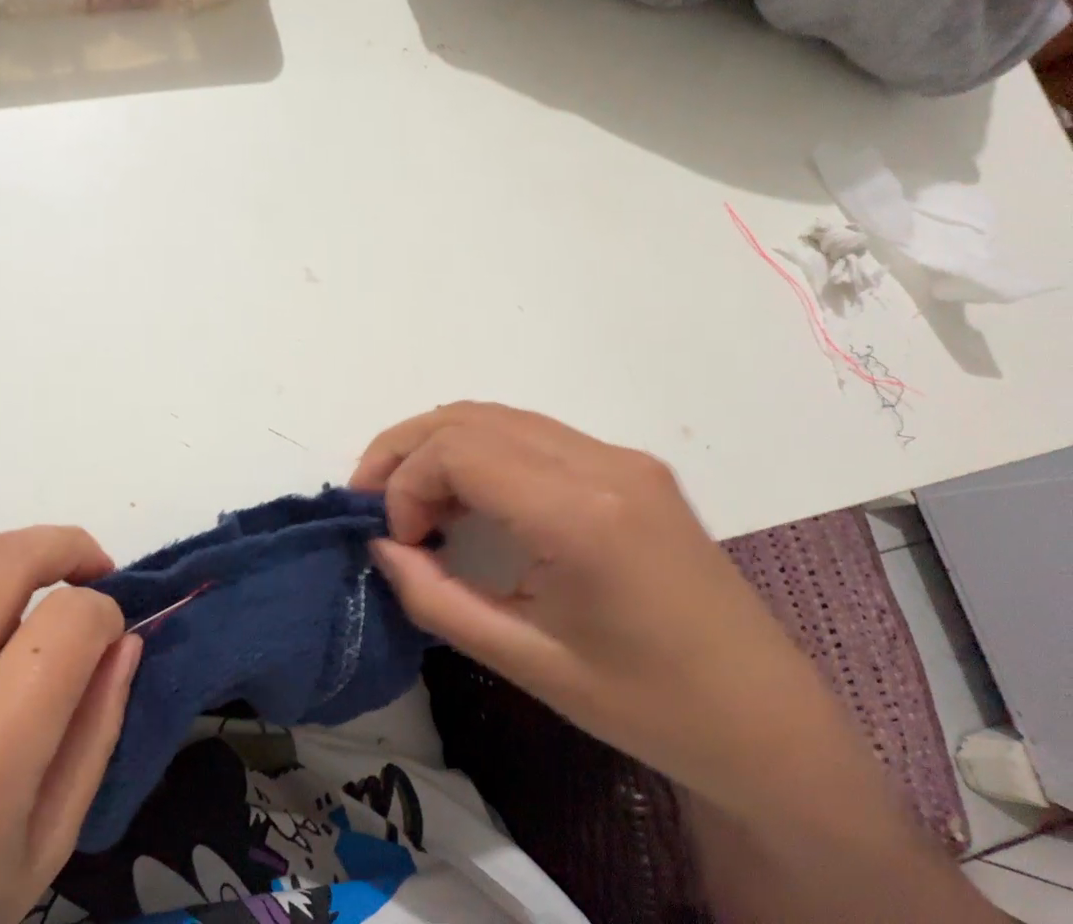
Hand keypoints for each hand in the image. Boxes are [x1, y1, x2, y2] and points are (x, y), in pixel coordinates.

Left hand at [0, 526, 142, 923]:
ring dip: (4, 586)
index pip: (69, 620)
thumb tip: (122, 638)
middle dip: (64, 546)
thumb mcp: (46, 844)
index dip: (106, 613)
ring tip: (14, 637)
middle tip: (91, 568)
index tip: (108, 638)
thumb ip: (95, 731)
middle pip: (6, 558)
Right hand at [353, 403, 1010, 922]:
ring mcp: (625, 461)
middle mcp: (606, 465)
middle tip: (372, 504)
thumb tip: (379, 546)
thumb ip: (434, 597)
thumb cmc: (645, 704)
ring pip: (498, 417)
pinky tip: (464, 500)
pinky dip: (477, 453)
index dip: (403, 484)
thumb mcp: (524, 661)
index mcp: (583, 514)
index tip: (398, 542)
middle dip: (404, 451)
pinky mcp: (633, 471)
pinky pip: (532, 435)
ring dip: (438, 448)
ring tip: (408, 503)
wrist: (768, 724)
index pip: (457, 450)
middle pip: (470, 417)